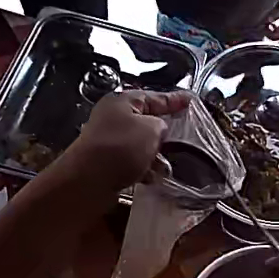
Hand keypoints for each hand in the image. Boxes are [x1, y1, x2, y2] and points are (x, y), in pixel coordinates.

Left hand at [62, 89, 192, 192]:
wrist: (89, 180)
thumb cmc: (121, 147)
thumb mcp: (151, 129)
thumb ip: (161, 124)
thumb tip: (158, 131)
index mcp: (122, 102)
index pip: (154, 97)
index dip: (174, 100)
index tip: (189, 101)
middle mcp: (113, 118)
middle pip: (146, 121)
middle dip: (164, 132)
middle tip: (184, 137)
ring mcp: (108, 141)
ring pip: (140, 144)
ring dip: (155, 155)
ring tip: (168, 167)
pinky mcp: (106, 163)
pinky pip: (132, 161)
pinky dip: (144, 168)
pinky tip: (153, 178)